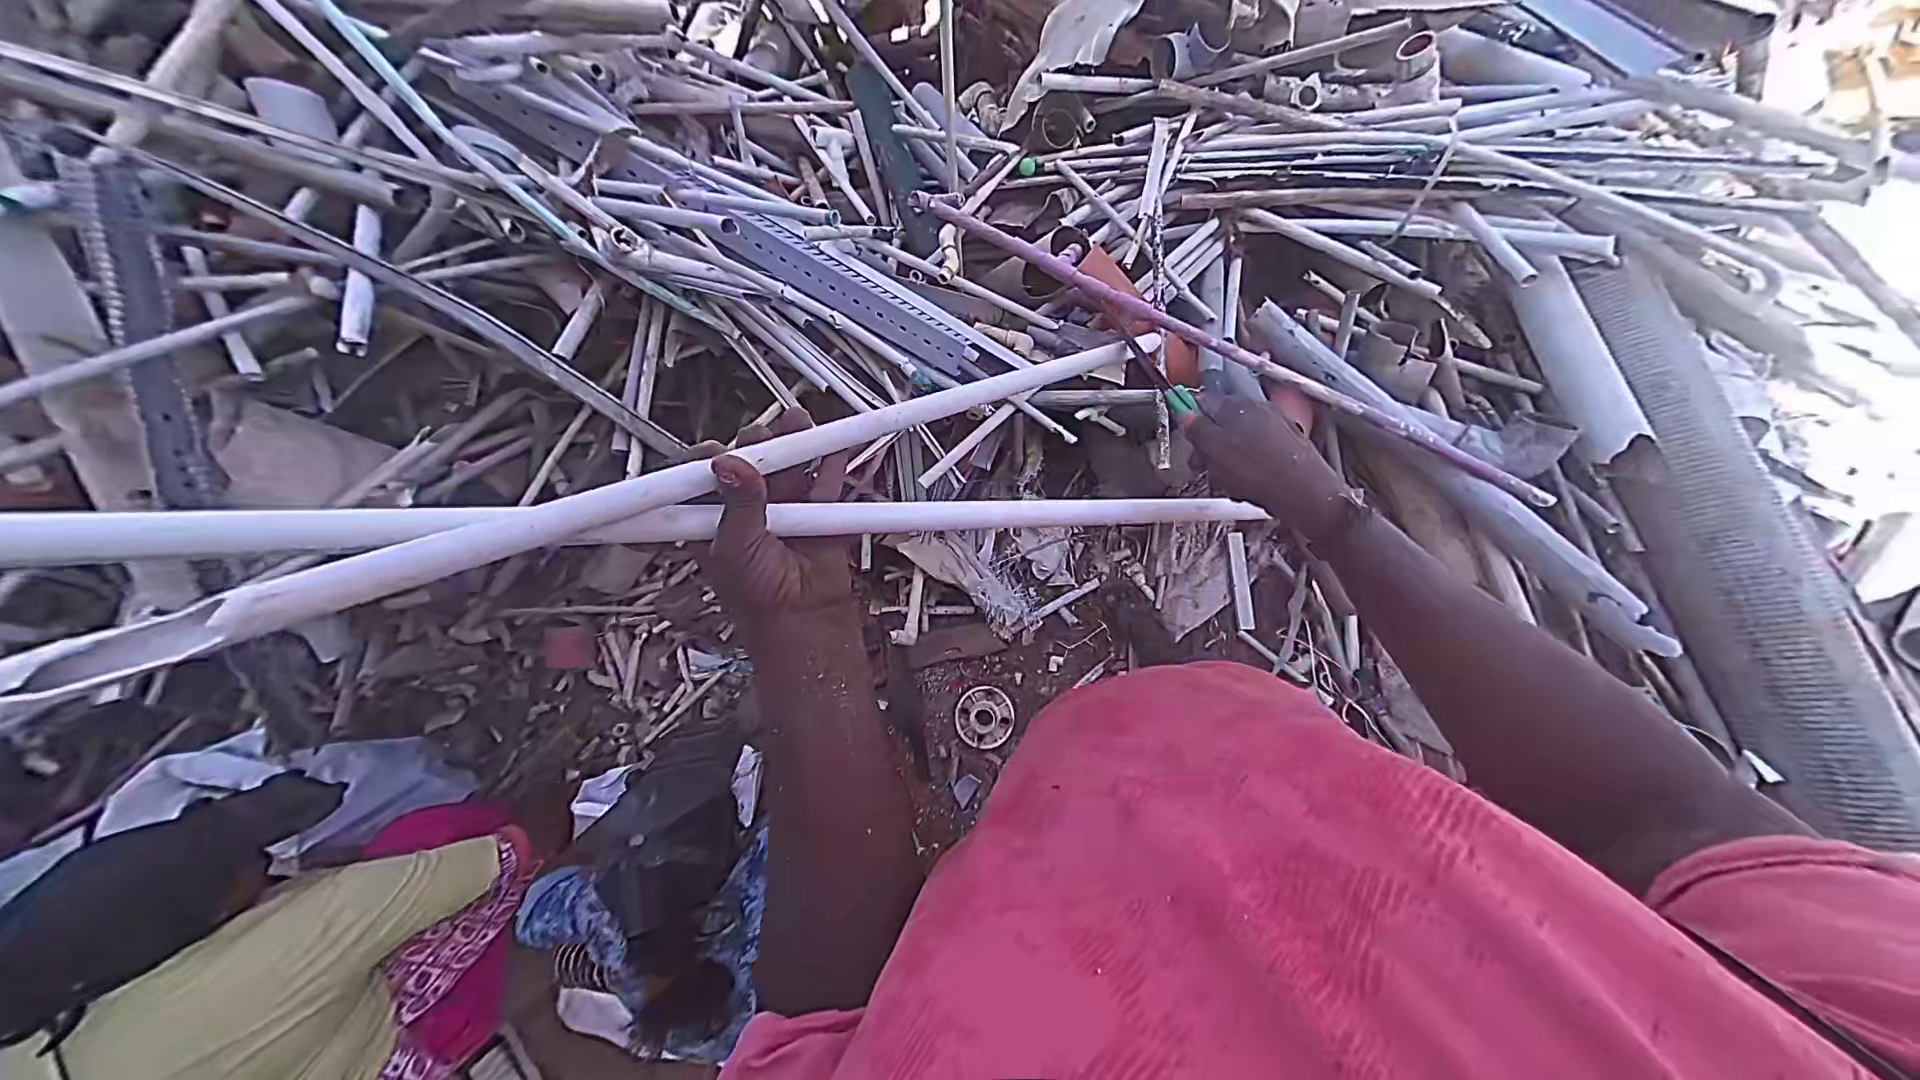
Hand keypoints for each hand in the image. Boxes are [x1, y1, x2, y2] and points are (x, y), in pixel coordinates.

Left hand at [701, 407, 854, 624]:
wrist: (802, 619)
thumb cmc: (756, 597)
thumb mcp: (735, 548)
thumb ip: (737, 505)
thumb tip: (730, 467)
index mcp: (714, 513)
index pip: (704, 472)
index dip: (710, 457)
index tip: (716, 451)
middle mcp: (748, 504)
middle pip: (751, 458)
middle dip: (760, 443)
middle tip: (763, 441)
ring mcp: (784, 504)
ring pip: (788, 463)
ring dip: (795, 442)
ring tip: (798, 425)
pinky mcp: (817, 509)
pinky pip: (823, 478)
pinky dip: (830, 461)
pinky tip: (830, 446)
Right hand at [1182, 391, 1355, 542]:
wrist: (1303, 493)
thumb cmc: (1259, 471)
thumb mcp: (1214, 450)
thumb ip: (1197, 430)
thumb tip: (1186, 416)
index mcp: (1238, 406)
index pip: (1204, 400)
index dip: (1190, 417)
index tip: (1184, 433)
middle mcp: (1260, 410)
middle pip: (1222, 423)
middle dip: (1208, 446)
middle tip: (1201, 465)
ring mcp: (1276, 428)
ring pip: (1238, 442)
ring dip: (1226, 462)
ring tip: (1226, 481)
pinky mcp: (1288, 448)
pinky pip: (1256, 455)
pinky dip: (1246, 469)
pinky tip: (1246, 486)